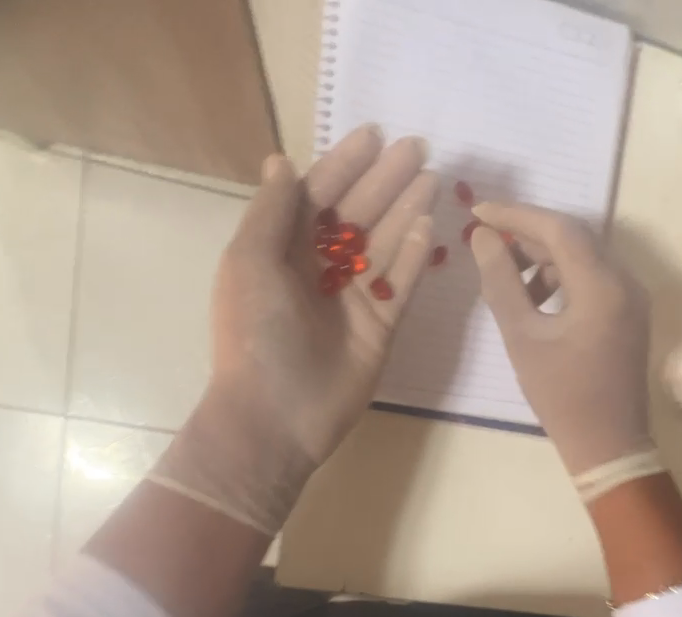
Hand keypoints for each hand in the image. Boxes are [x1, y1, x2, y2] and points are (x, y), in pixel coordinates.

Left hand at [150, 125, 438, 533]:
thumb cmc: (254, 336)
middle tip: (418, 148)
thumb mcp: (249, 262)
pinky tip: (429, 227)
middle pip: (357, 215)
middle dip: (385, 181)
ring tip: (432, 178)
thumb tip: (282, 162)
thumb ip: (271, 213)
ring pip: (383, 244)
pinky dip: (413, 257)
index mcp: (281, 250)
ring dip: (406, 210)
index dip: (344, 164)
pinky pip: (399, 284)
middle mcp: (318, 269)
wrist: (276, 416)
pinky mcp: (380, 328)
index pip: (318, 196)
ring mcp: (351, 299)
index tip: (374, 135)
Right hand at [468, 203, 662, 500]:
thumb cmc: (562, 397)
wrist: (608, 444)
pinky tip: (537, 303)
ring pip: (585, 258)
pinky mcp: (631, 314)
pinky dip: (564, 280)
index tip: (477, 212)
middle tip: (488, 246)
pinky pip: (595, 279)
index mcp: (602, 287)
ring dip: (545, 261)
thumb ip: (501, 282)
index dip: (515, 215)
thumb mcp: (523, 338)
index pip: (558, 228)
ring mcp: (633, 298)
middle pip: (574, 238)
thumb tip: (482, 238)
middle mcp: (626, 282)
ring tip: (509, 285)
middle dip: (529, 237)